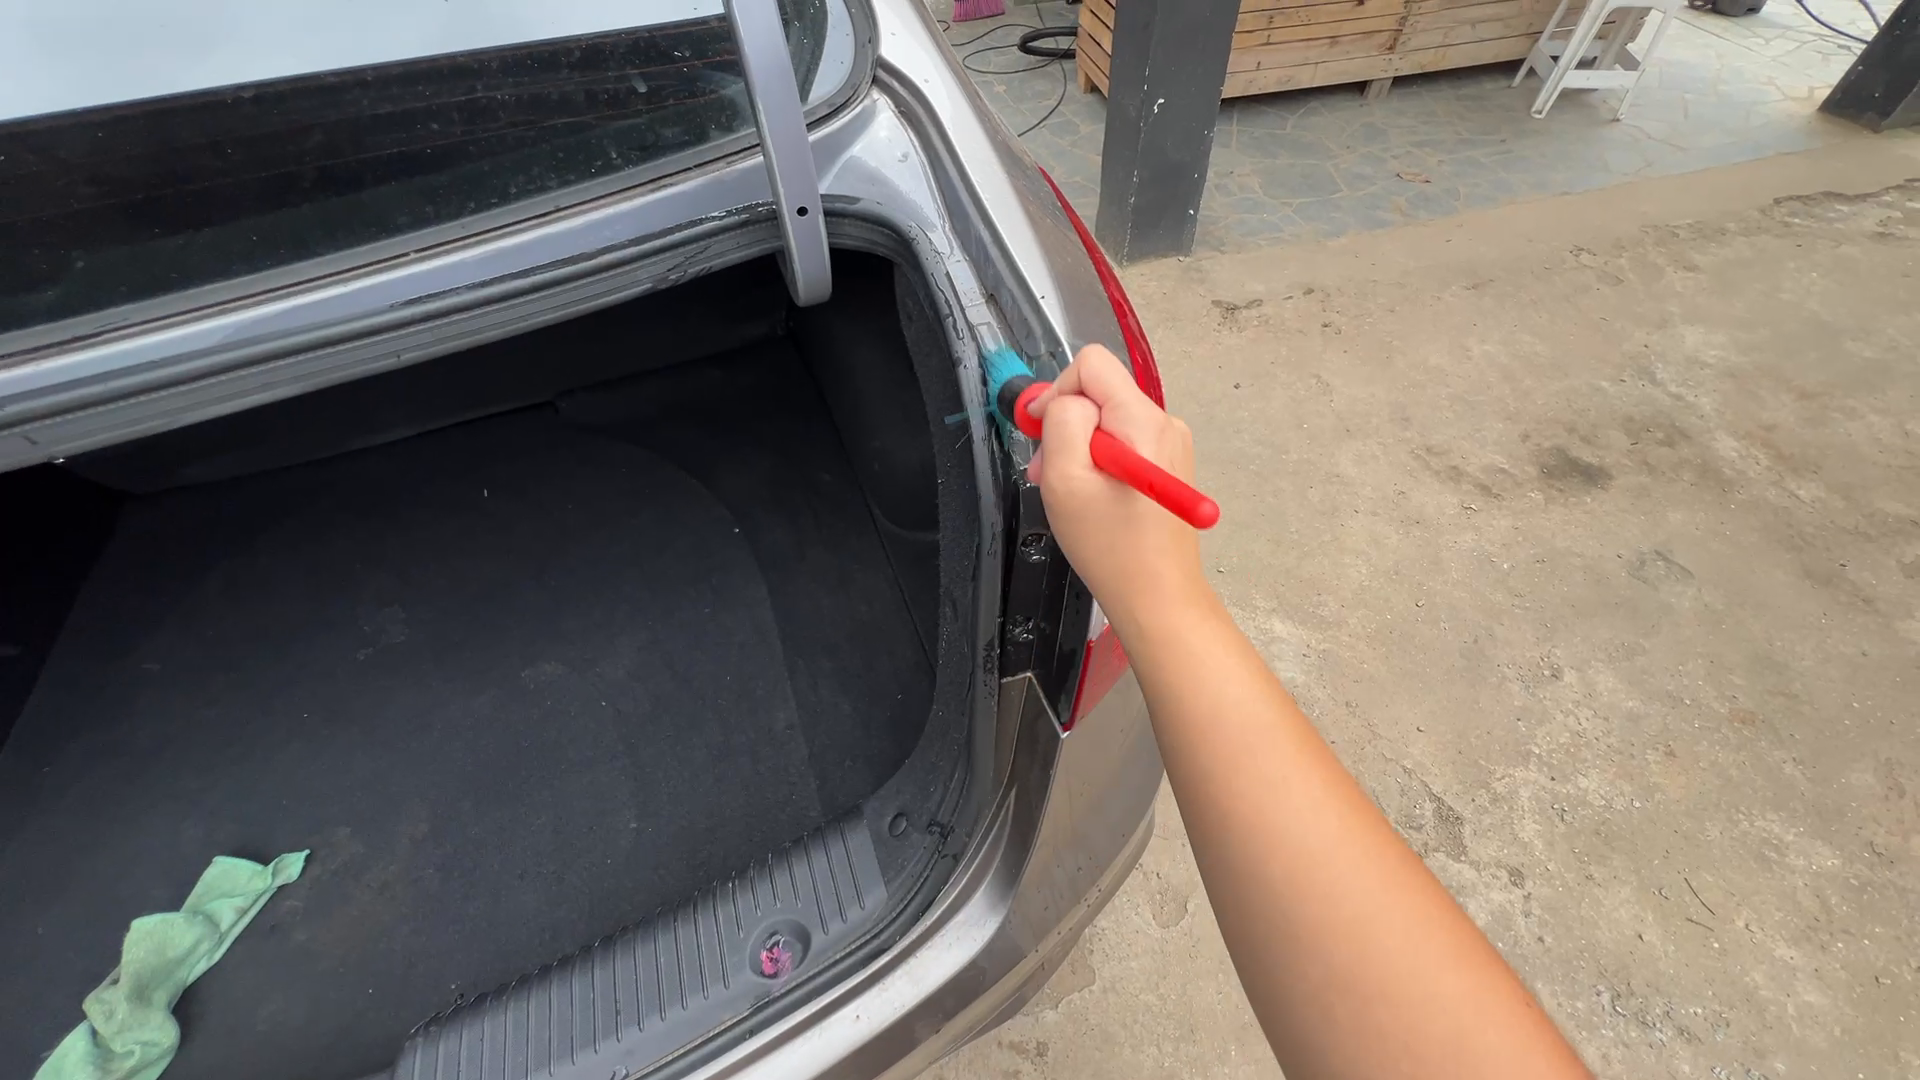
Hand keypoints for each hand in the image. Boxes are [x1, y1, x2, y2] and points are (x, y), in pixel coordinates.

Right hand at [1025, 344, 1208, 630]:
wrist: (1157, 596)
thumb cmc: (1111, 547)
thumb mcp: (1066, 479)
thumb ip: (1062, 423)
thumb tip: (1063, 400)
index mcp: (1142, 420)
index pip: (1091, 363)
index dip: (1057, 391)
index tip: (1040, 432)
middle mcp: (1164, 423)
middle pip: (1100, 391)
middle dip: (1066, 425)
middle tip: (1048, 472)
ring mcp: (1171, 443)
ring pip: (1109, 418)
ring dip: (1080, 447)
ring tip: (1070, 491)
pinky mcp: (1169, 463)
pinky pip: (1123, 441)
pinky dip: (1099, 461)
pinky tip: (1092, 497)